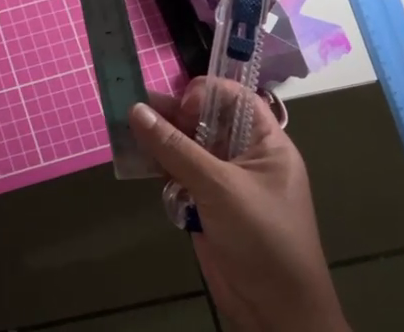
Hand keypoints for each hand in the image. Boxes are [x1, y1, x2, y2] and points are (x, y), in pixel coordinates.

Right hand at [130, 81, 347, 331]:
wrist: (276, 311)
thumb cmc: (263, 239)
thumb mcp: (220, 188)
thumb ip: (175, 148)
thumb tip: (136, 109)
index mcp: (267, 145)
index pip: (236, 98)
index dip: (207, 93)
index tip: (181, 108)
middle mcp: (246, 157)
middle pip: (205, 119)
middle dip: (172, 115)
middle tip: (136, 113)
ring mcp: (224, 181)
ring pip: (186, 146)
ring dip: (159, 140)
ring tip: (128, 133)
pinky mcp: (205, 203)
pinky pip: (178, 171)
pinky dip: (158, 165)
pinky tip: (137, 160)